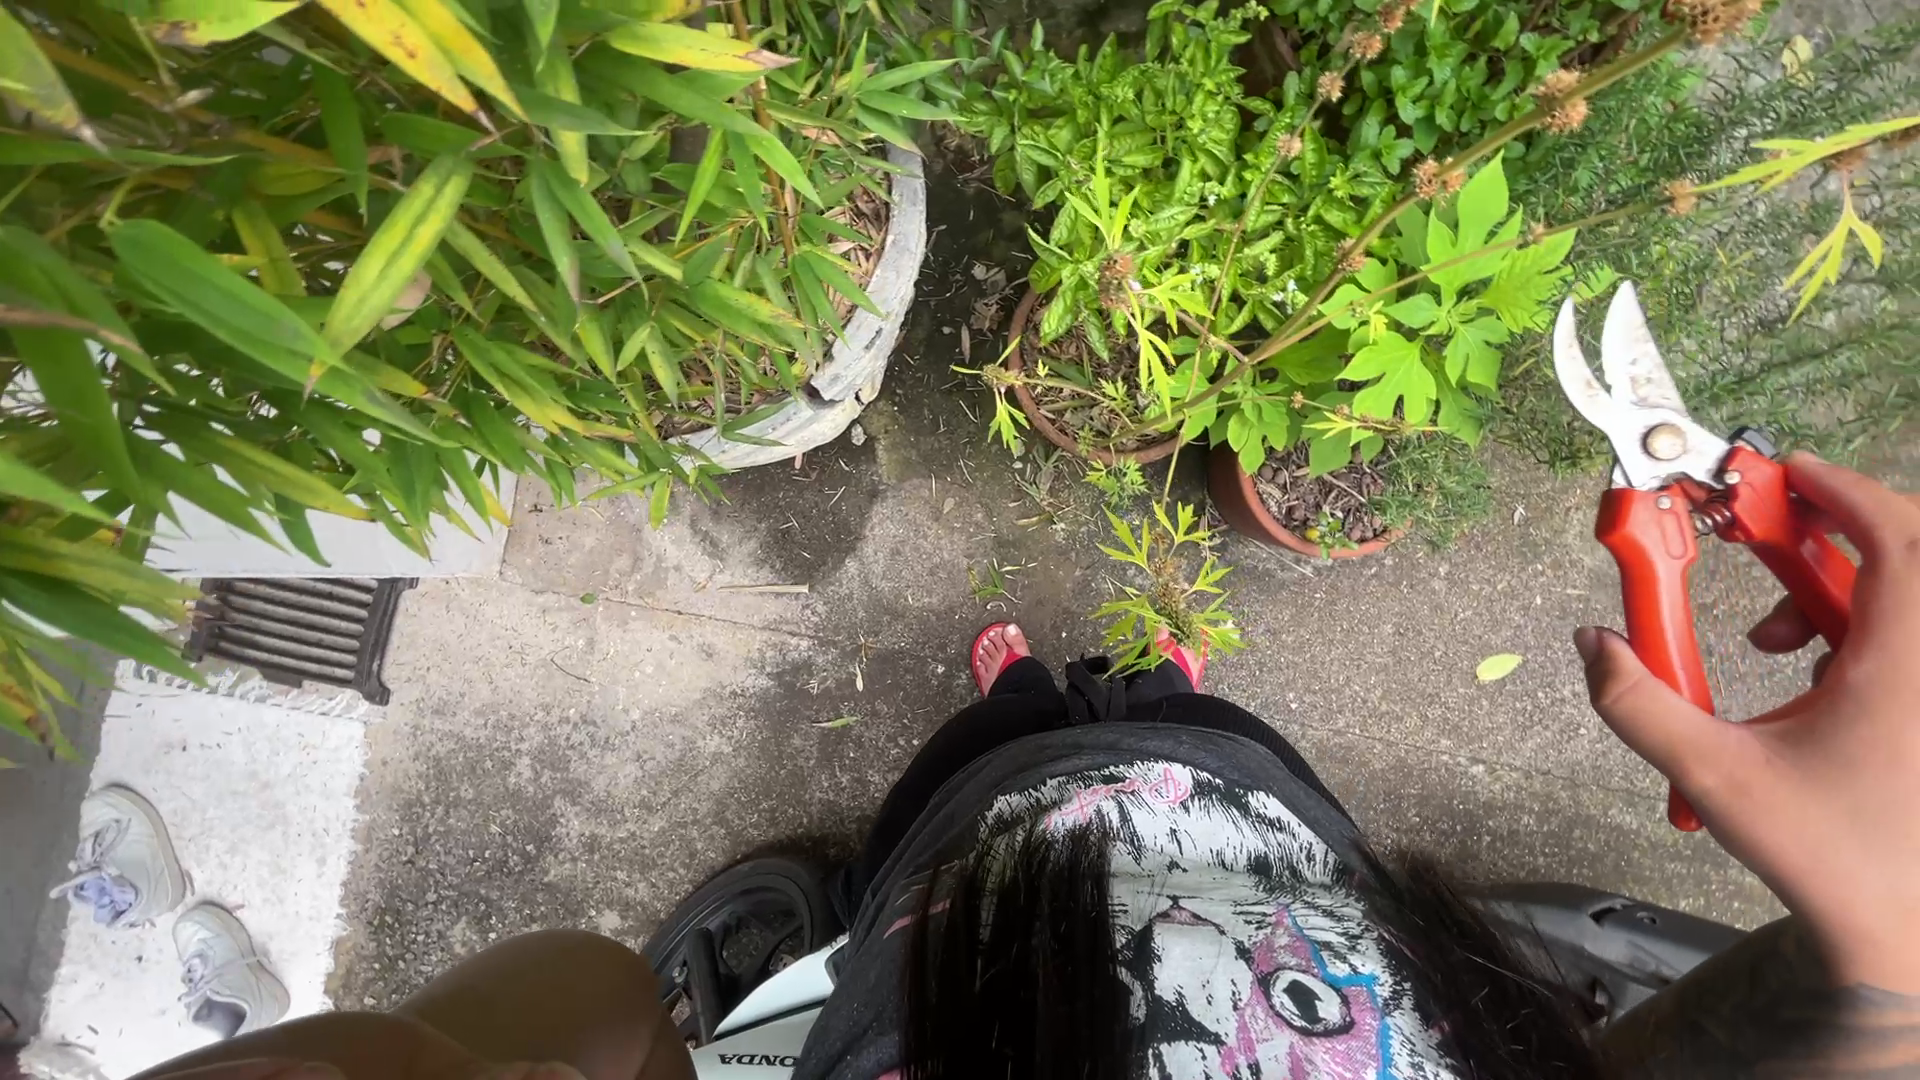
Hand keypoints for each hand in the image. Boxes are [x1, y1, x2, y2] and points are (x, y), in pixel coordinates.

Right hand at [1576, 453, 1919, 992]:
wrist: (1909, 928)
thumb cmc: (1825, 849)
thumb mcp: (1708, 770)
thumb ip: (1633, 700)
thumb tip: (1591, 640)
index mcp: (1908, 671)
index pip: (1903, 545)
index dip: (1847, 494)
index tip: (1786, 474)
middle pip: (1909, 558)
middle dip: (1824, 535)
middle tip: (1755, 535)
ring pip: (1903, 597)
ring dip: (1825, 591)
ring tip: (1765, 635)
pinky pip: (1901, 633)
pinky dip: (1846, 628)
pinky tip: (1802, 668)